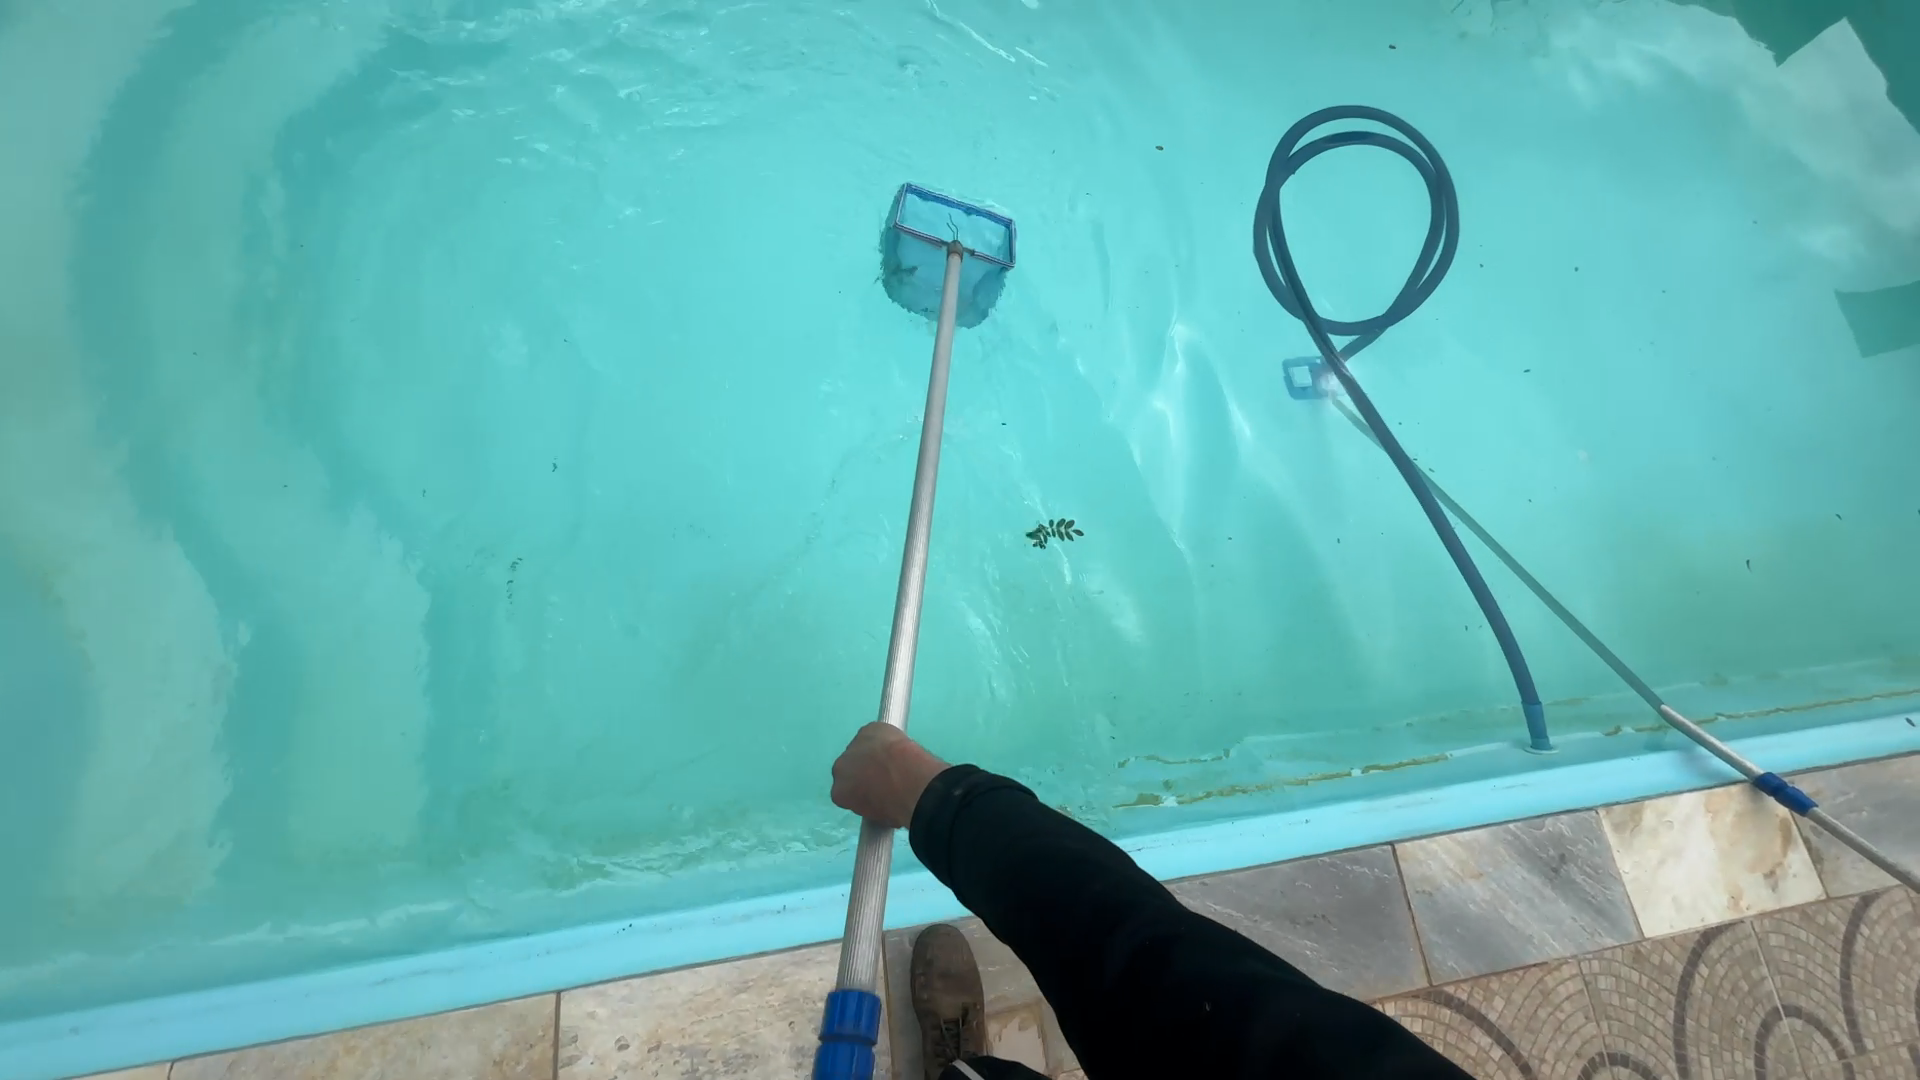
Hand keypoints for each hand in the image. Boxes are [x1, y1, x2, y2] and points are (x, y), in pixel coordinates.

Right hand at [830, 722, 950, 828]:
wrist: (908, 782)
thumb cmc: (895, 806)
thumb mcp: (879, 814)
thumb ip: (870, 802)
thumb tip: (880, 799)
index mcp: (839, 793)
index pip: (845, 789)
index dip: (862, 788)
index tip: (876, 789)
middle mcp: (839, 768)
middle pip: (850, 766)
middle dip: (865, 768)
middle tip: (886, 774)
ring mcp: (852, 746)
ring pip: (861, 747)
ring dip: (874, 752)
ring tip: (894, 758)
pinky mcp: (867, 729)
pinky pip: (874, 732)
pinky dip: (885, 736)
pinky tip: (897, 744)